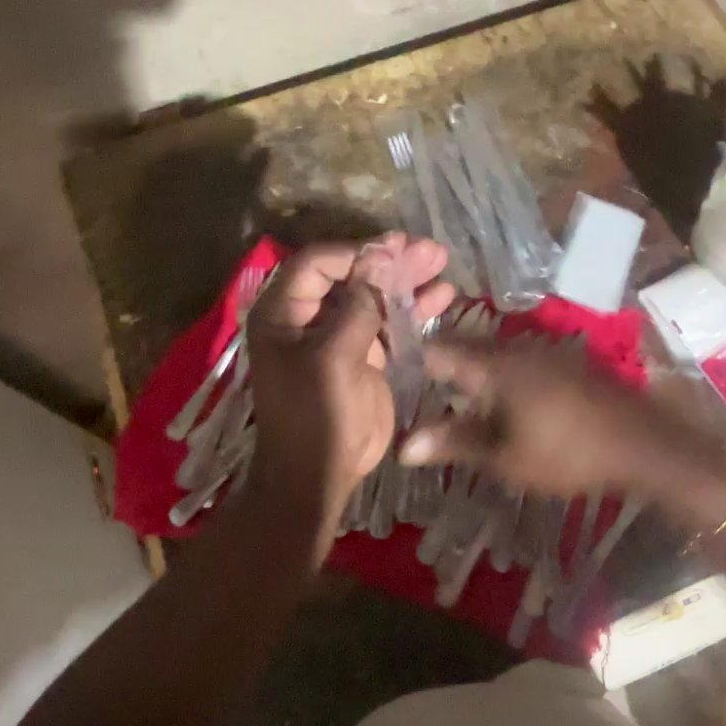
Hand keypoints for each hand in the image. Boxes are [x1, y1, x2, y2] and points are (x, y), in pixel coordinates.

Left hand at [245, 235, 453, 525]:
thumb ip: (359, 305)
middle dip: (390, 262)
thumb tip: (381, 257)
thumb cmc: (314, 414)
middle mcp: (308, 317)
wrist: (318, 476)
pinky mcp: (363, 357)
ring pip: (374, 297)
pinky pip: (388, 324)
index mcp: (283, 312)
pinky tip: (443, 296)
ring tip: (441, 264)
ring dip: (407, 281)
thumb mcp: (333, 357)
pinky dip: (413, 310)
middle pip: (351, 275)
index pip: (319, 263)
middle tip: (430, 250)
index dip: (357, 252)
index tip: (396, 249)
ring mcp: (337, 337)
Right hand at [400, 340, 695, 496]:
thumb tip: (403, 445)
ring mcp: (545, 349)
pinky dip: (501, 368)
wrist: (644, 444)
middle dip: (442, 361)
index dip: (414, 358)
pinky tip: (502, 392)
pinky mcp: (567, 358)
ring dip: (472, 364)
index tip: (394, 373)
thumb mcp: (505, 458)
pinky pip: (519, 354)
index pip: (440, 348)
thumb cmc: (568, 454)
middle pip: (467, 344)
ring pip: (495, 348)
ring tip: (454, 389)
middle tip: (419, 384)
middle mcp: (516, 346)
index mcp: (494, 364)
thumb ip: (454, 443)